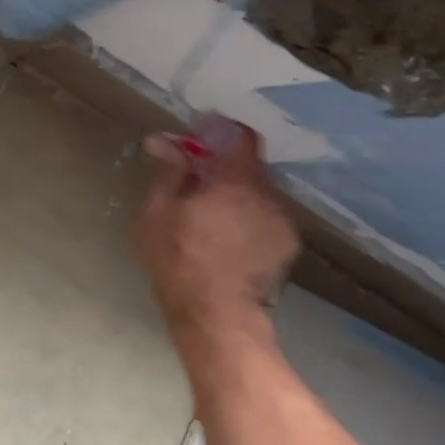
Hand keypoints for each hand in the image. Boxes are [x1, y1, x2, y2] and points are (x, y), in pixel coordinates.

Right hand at [136, 119, 297, 333]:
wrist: (216, 312)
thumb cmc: (177, 259)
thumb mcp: (156, 214)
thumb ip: (168, 172)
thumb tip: (164, 141)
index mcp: (234, 179)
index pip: (238, 135)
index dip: (219, 132)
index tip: (196, 139)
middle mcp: (266, 192)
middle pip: (247, 166)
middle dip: (222, 169)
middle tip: (194, 184)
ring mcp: (282, 218)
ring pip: (257, 194)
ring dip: (236, 197)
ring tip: (210, 219)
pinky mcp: (288, 242)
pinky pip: (266, 218)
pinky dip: (248, 220)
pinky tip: (228, 241)